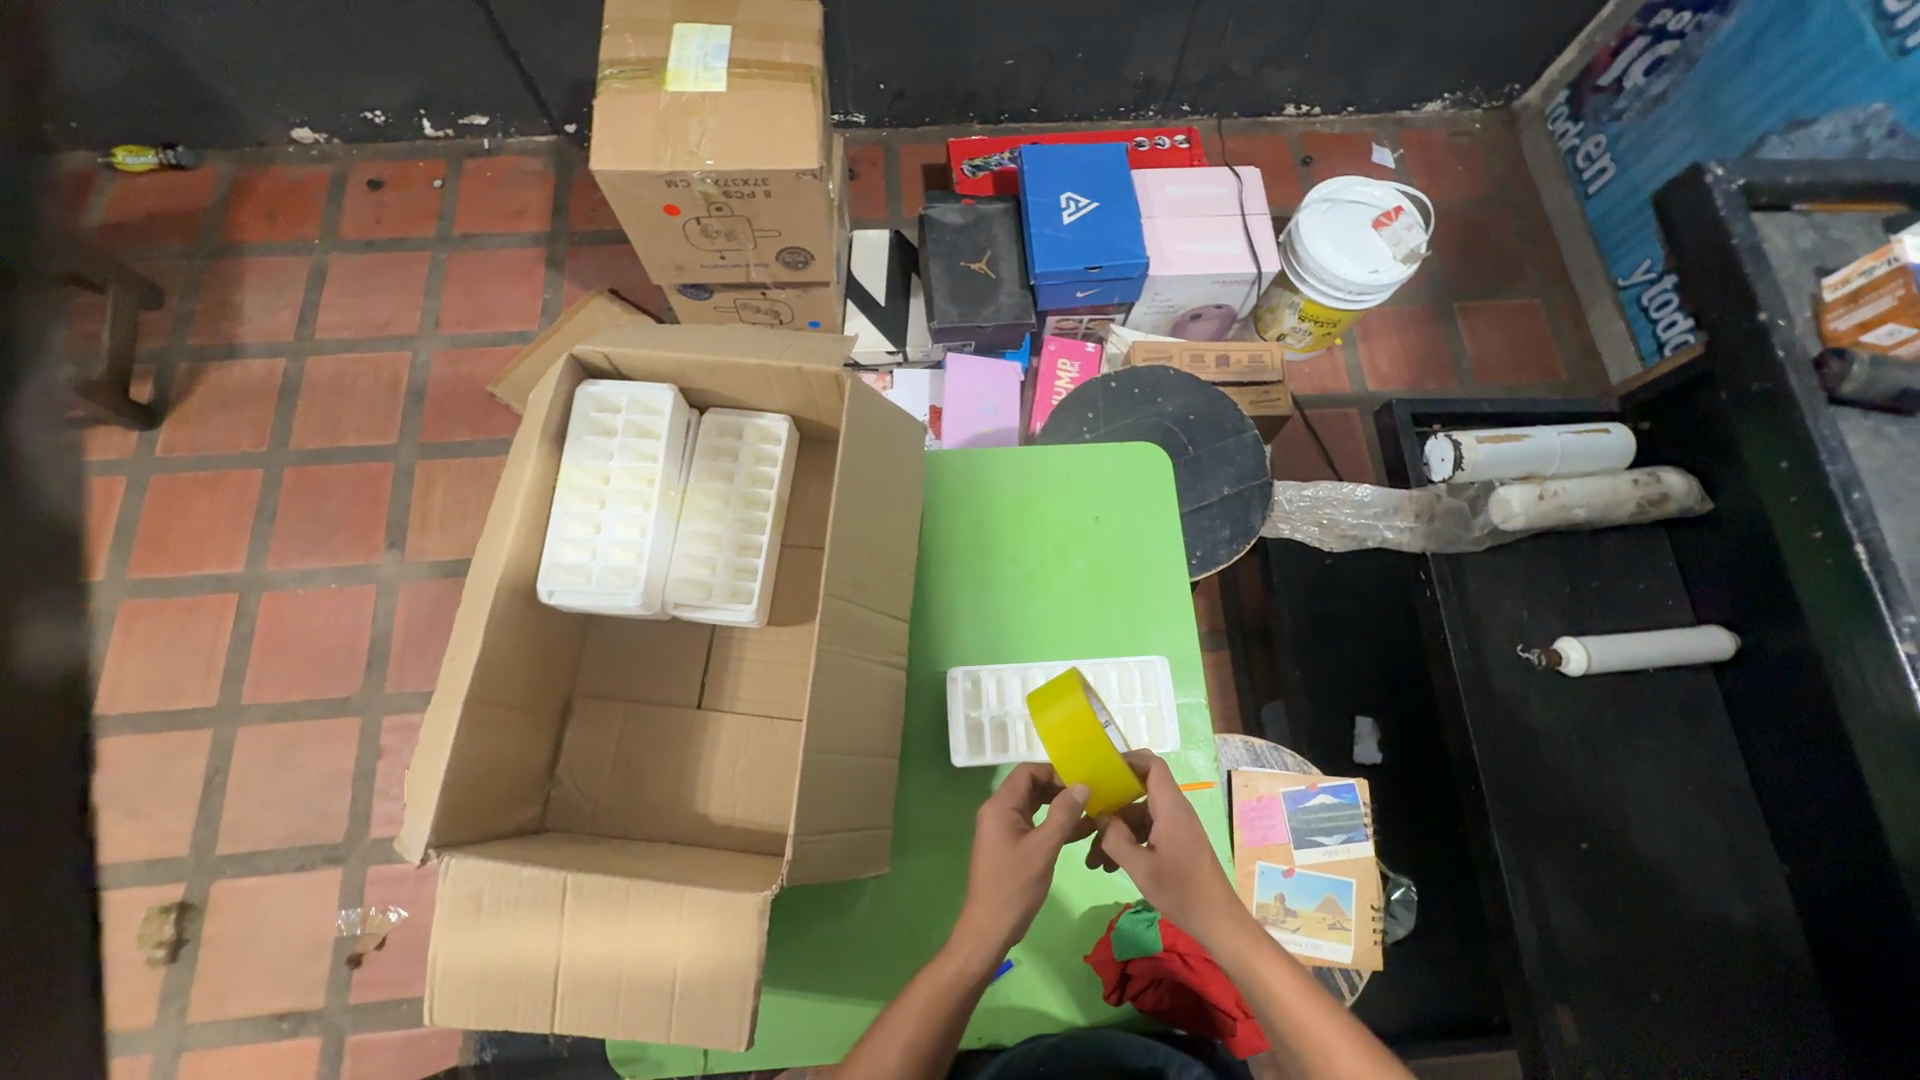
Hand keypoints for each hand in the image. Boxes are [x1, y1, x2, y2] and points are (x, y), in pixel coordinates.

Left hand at [954, 764, 1093, 959]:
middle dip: (1060, 789)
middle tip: (1089, 797)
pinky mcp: (1011, 845)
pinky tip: (1080, 831)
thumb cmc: (1015, 885)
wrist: (990, 927)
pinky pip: (1034, 825)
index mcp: (1000, 806)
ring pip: (1034, 806)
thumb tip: (1083, 785)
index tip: (1081, 783)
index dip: (1054, 772)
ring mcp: (1004, 829)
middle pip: (1031, 787)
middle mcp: (999, 811)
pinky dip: (1053, 825)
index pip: (1027, 772)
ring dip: (1059, 808)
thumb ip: (1063, 814)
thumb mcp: (1043, 847)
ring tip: (1090, 812)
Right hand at [1088, 751, 1245, 941]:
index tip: (1101, 769)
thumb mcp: (1140, 868)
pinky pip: (1148, 830)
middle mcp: (1174, 810)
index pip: (1152, 765)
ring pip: (1139, 815)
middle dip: (1111, 804)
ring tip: (1092, 858)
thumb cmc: (1181, 891)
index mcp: (1170, 808)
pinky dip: (1128, 842)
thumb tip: (1101, 817)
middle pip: (1139, 791)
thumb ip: (1116, 839)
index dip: (1129, 759)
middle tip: (1086, 819)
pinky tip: (1109, 865)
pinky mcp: (1176, 842)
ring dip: (1116, 831)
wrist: (1218, 920)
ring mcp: (1176, 827)